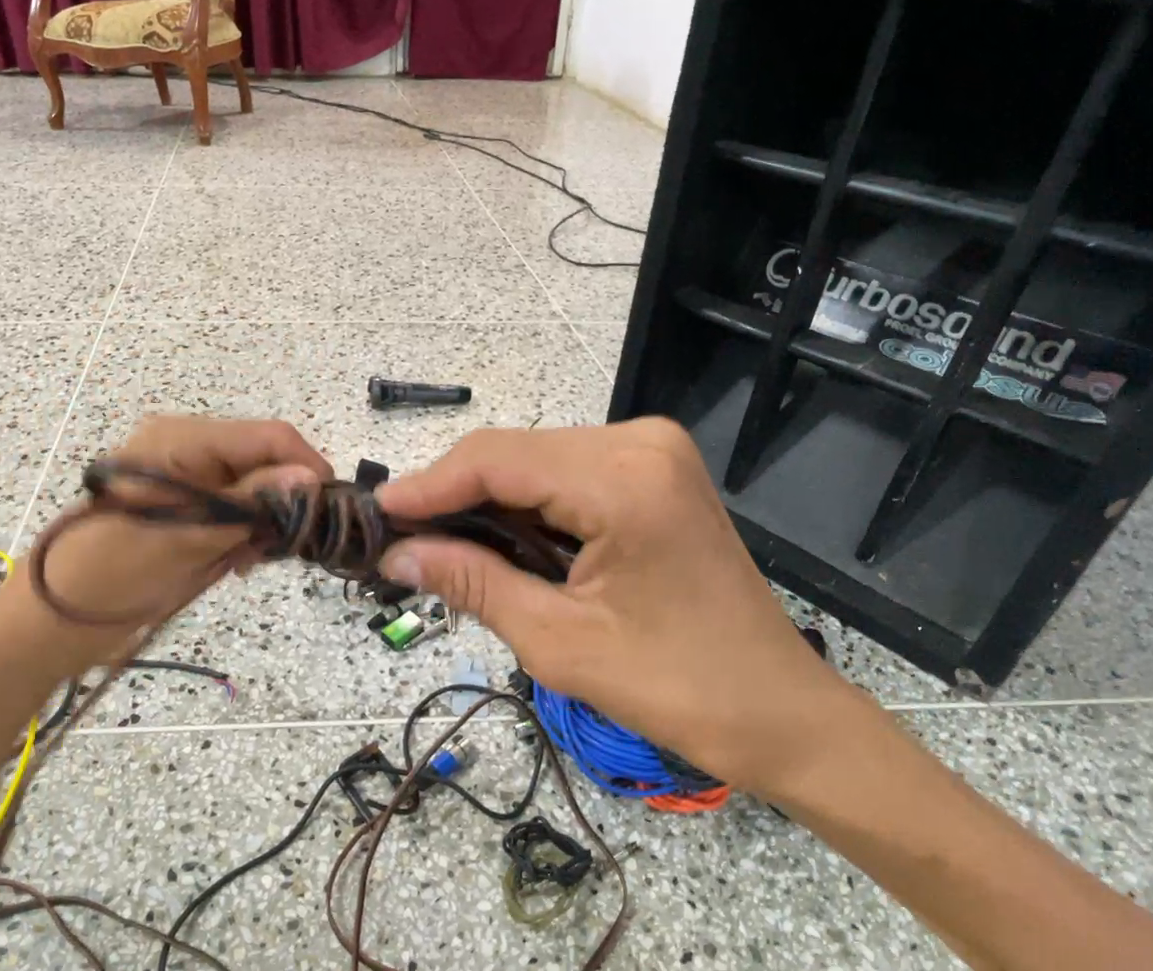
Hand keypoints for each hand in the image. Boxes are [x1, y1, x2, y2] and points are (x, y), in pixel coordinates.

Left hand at [17, 416, 330, 656]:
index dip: (305, 466)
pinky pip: (230, 508)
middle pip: (262, 460)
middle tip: (280, 548)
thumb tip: (312, 478)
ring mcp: (182, 477)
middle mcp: (186, 447)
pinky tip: (233, 562)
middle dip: (281, 500)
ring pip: (251, 488)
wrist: (53, 621)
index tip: (330, 509)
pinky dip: (240, 533)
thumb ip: (252, 501)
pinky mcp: (180, 506)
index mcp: (182, 439)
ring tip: (246, 562)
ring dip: (260, 523)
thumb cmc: (115, 573)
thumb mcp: (190, 536)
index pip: (267, 436)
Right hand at [374, 418, 857, 796]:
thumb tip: (395, 555)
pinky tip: (494, 540)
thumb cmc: (677, 689)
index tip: (373, 517)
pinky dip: (526, 505)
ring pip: (536, 459)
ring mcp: (653, 450)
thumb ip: (473, 583)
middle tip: (399, 543)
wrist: (778, 710)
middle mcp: (640, 442)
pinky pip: (568, 473)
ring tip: (437, 547)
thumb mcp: (560, 642)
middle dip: (452, 495)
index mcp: (624, 479)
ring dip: (486, 501)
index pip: (497, 460)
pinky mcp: (656, 470)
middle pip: (514, 452)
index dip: (427, 485)